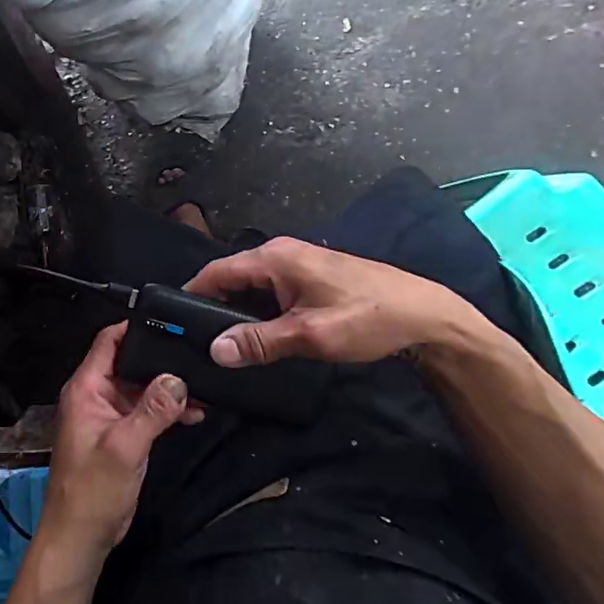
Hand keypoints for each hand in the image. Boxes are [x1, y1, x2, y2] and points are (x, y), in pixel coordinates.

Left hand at [41, 323, 202, 558]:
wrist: (81, 534)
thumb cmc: (91, 491)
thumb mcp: (126, 446)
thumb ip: (153, 410)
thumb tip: (177, 380)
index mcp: (85, 389)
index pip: (108, 342)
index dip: (134, 328)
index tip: (168, 322)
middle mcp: (94, 397)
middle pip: (129, 363)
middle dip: (160, 362)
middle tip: (195, 359)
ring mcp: (107, 416)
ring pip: (140, 388)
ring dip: (167, 390)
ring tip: (201, 392)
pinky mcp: (119, 434)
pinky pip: (143, 411)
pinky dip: (164, 411)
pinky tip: (192, 413)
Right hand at [184, 237, 481, 365]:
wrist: (429, 317)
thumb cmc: (369, 319)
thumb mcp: (310, 335)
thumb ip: (259, 342)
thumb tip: (215, 350)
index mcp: (274, 257)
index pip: (215, 272)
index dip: (191, 295)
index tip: (174, 322)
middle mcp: (281, 252)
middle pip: (230, 278)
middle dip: (213, 307)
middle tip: (198, 340)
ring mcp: (298, 263)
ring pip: (251, 286)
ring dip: (237, 311)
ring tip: (225, 343)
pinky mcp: (311, 277)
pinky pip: (270, 291)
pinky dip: (258, 310)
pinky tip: (259, 335)